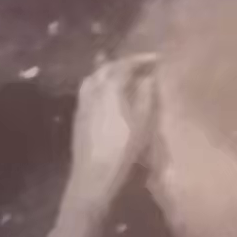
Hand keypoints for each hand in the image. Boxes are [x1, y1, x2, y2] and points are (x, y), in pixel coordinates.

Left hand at [64, 54, 157, 212]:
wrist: (92, 178)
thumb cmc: (122, 151)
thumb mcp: (143, 123)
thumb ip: (147, 96)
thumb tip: (150, 77)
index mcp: (109, 88)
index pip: (125, 65)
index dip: (141, 59)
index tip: (157, 58)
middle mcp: (92, 91)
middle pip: (106, 68)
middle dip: (124, 63)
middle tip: (141, 65)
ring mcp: (82, 104)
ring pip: (94, 78)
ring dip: (109, 72)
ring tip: (125, 76)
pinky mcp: (78, 117)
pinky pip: (89, 90)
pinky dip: (101, 85)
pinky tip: (110, 95)